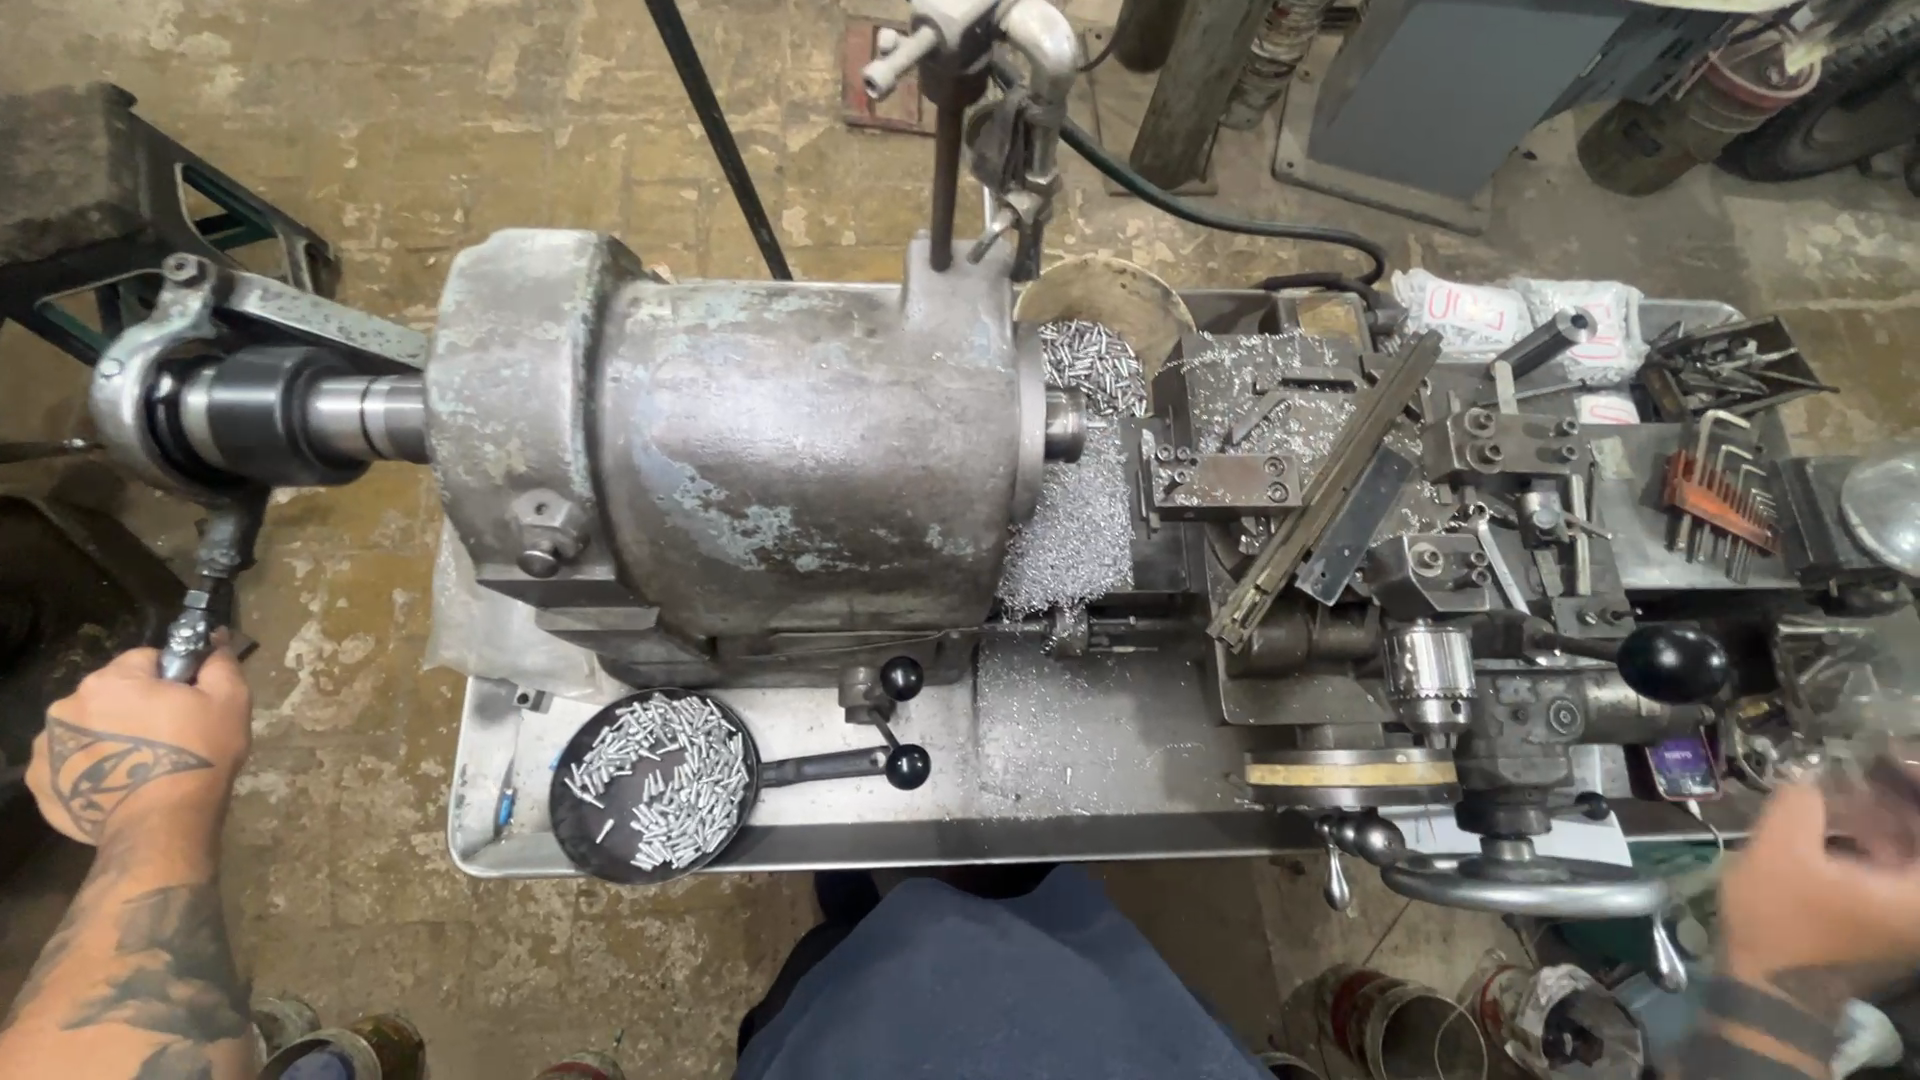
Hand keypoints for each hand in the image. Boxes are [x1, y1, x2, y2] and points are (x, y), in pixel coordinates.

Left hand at [26, 647, 250, 845]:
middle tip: (173, 731)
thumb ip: (219, 664)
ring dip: (113, 734)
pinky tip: (121, 781)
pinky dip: (93, 765)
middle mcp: (67, 707)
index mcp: (112, 682)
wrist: (162, 818)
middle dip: (138, 705)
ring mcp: (44, 746)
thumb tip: (212, 641)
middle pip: (112, 693)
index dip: (173, 675)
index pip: (145, 658)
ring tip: (144, 761)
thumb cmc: (200, 750)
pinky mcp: (38, 780)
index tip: (191, 698)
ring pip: (88, 727)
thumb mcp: (230, 700)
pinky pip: (70, 760)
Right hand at [1719, 780, 1919, 1017]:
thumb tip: (1811, 777)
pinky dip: (1881, 835)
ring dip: (1891, 813)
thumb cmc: (1780, 918)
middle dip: (1906, 794)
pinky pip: (1903, 862)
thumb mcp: (1777, 852)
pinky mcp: (1897, 912)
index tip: (1887, 754)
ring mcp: (1917, 910)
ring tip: (1848, 784)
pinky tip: (1838, 818)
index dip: (1918, 781)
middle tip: (1866, 762)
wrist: (1773, 980)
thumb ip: (1799, 805)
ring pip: (1916, 847)